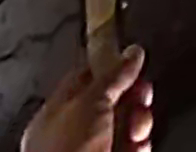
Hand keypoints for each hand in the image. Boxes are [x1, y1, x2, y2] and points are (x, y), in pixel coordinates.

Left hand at [21, 44, 154, 151]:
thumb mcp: (92, 102)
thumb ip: (114, 74)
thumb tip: (133, 52)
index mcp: (55, 116)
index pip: (86, 77)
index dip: (110, 64)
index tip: (132, 58)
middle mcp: (73, 133)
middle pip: (113, 98)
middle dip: (134, 93)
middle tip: (141, 94)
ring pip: (127, 121)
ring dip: (140, 119)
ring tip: (137, 127)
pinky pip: (135, 144)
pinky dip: (141, 143)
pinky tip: (137, 145)